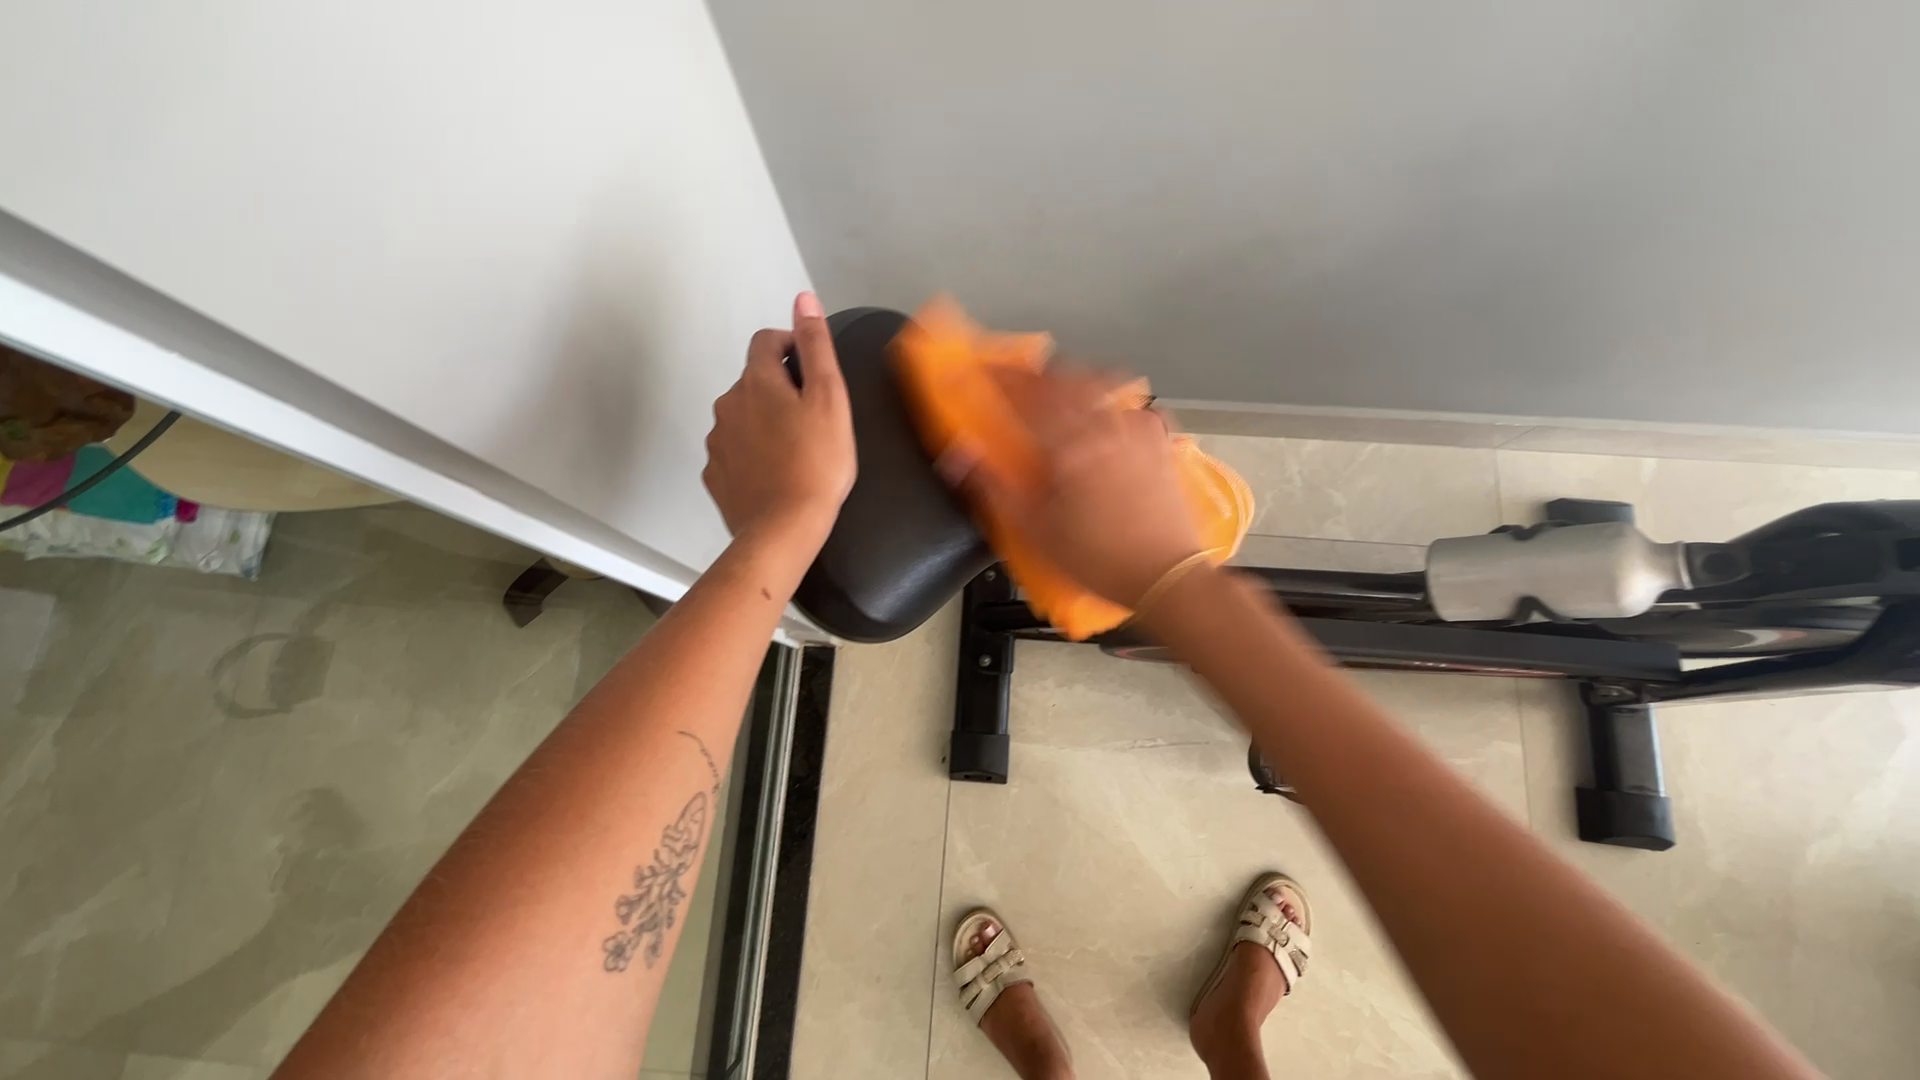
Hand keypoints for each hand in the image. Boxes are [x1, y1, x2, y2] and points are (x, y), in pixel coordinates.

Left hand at [703, 292, 855, 549]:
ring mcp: (717, 441)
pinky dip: (751, 455)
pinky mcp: (715, 475)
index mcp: (756, 381)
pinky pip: (734, 452)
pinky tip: (774, 475)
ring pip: (742, 417)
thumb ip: (815, 346)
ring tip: (794, 451)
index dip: (790, 346)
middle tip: (812, 420)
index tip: (812, 371)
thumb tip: (803, 300)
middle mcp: (727, 404)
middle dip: (779, 390)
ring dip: (763, 423)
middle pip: (753, 381)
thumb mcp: (829, 399)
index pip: (766, 340)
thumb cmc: (817, 463)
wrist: (784, 528)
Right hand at [943, 366, 1203, 607]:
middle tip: (1017, 382)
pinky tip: (1112, 420)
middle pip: (1064, 378)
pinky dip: (1116, 405)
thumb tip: (957, 456)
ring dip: (1075, 380)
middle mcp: (1103, 426)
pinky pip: (1134, 408)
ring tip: (1062, 392)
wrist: (1166, 575)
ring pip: (1101, 385)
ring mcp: (1136, 431)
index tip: (980, 370)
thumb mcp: (1034, 530)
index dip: (999, 377)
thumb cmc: (1096, 558)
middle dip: (1036, 375)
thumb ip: (992, 488)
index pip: (1025, 394)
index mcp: (1067, 443)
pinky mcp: (1160, 444)